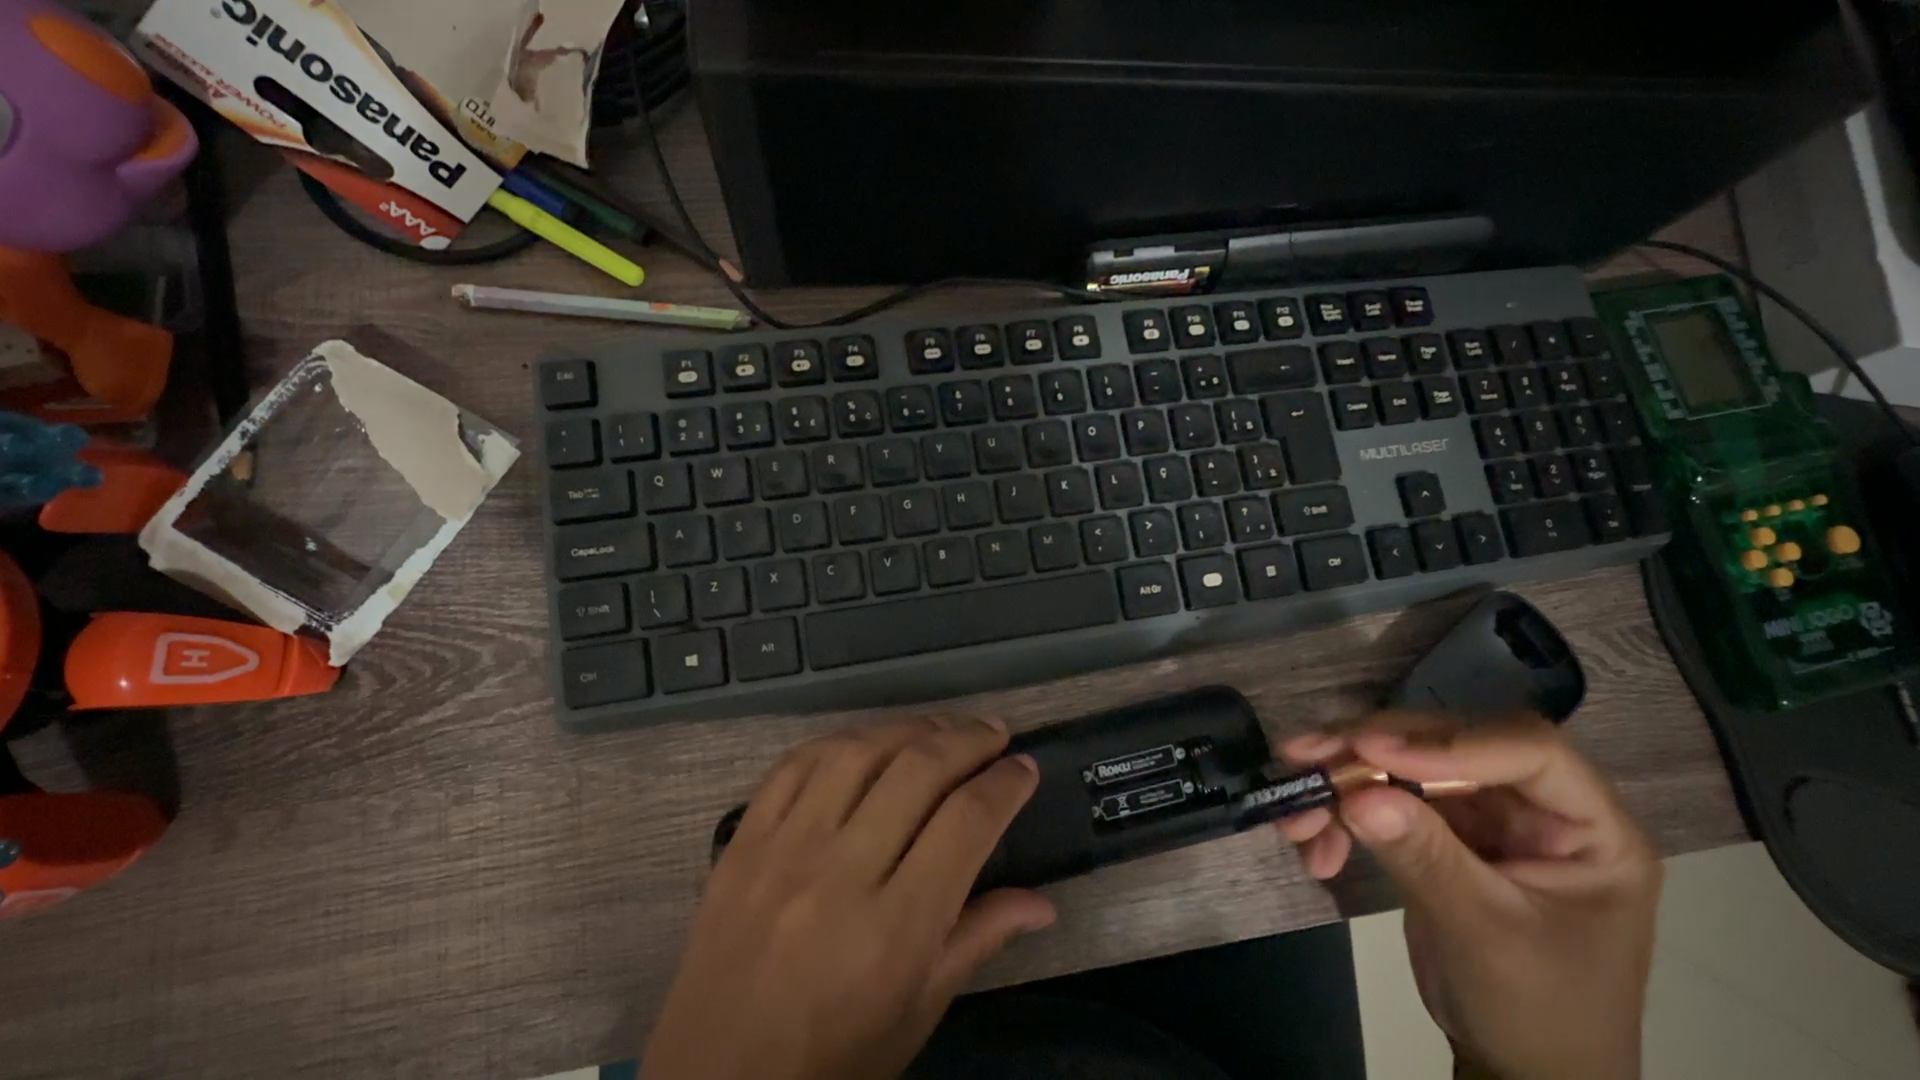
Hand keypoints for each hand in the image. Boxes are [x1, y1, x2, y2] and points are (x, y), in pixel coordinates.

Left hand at [641, 717, 1054, 1079]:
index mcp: (895, 927)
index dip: (1005, 785)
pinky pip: (793, 766)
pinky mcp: (742, 841)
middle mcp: (840, 873)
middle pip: (916, 771)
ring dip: (907, 728)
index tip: (1026, 769)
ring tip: (939, 729)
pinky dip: (839, 742)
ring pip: (856, 753)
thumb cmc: (834, 1057)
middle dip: (968, 740)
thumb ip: (979, 940)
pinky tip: (865, 742)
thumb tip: (1043, 903)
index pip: (966, 823)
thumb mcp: (917, 1011)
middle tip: (995, 734)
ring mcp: (783, 850)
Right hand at [1278, 714, 1661, 1079]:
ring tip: (1294, 818)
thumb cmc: (1535, 1011)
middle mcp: (1536, 808)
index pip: (1528, 752)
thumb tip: (1356, 796)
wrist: (1519, 1071)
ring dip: (1342, 786)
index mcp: (1589, 828)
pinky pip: (1384, 805)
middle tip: (1304, 756)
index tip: (1372, 752)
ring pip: (1405, 771)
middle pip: (1450, 748)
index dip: (1451, 743)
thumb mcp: (1486, 936)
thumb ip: (1427, 859)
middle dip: (1371, 753)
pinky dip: (1341, 819)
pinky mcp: (1440, 836)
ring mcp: (1485, 820)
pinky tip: (1311, 846)